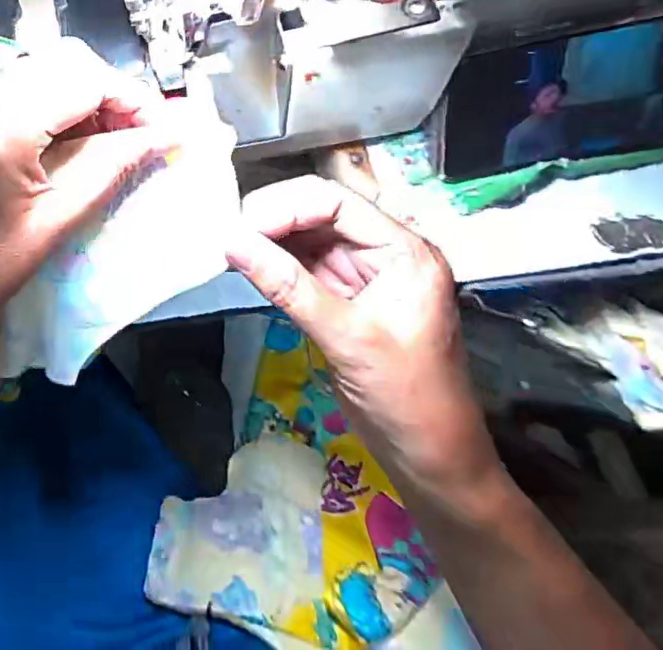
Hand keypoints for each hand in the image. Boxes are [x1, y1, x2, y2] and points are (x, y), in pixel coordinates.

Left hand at [0, 38, 172, 380]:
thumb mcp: (57, 218)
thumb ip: (115, 164)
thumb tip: (168, 134)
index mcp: (1, 120)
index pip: (87, 78)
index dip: (134, 100)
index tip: (162, 131)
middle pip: (65, 63)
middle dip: (110, 94)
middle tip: (139, 137)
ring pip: (41, 71)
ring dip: (82, 97)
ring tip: (109, 141)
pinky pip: (15, 87)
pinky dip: (50, 104)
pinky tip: (67, 140)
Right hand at [226, 176, 501, 500]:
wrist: (433, 461)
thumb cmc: (409, 400)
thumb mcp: (347, 339)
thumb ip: (288, 287)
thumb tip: (233, 244)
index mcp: (404, 250)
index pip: (335, 202)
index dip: (285, 206)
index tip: (242, 227)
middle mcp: (384, 252)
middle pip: (318, 213)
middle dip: (272, 220)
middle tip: (229, 237)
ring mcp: (362, 273)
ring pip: (305, 237)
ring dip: (268, 240)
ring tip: (231, 248)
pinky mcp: (343, 295)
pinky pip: (302, 265)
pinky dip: (274, 263)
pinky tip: (248, 265)